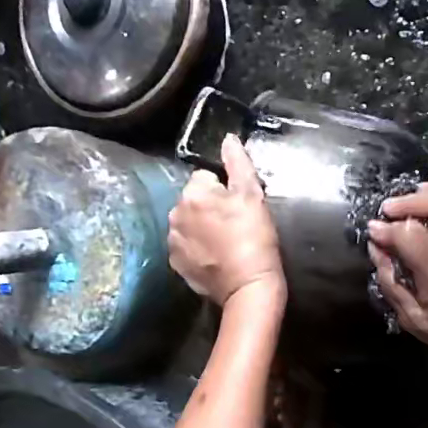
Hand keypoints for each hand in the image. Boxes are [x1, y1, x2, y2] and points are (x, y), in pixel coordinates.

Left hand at [168, 134, 284, 306]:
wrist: (248, 288)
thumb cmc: (254, 237)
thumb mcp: (252, 195)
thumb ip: (237, 162)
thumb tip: (227, 139)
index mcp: (192, 193)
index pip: (205, 177)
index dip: (225, 189)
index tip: (239, 206)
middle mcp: (175, 214)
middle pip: (194, 200)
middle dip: (210, 208)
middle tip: (235, 224)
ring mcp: (173, 241)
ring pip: (189, 223)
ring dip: (202, 227)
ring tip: (226, 242)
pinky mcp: (176, 264)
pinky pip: (186, 246)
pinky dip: (198, 248)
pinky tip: (216, 257)